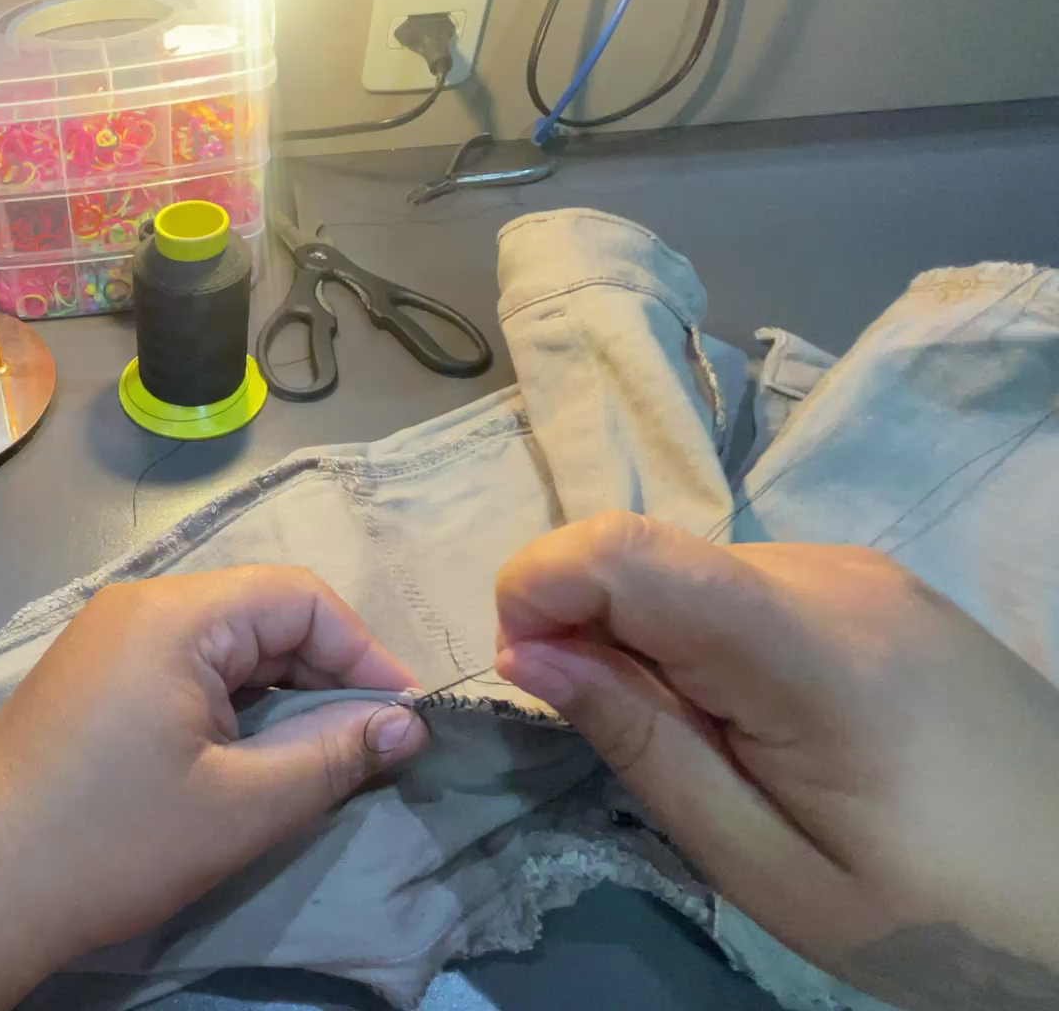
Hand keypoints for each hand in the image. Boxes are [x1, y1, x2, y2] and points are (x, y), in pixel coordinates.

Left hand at [0, 566, 429, 983]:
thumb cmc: (110, 841)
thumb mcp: (240, 804)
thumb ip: (334, 752)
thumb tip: (408, 722)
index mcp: (172, 612)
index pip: (296, 596)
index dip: (361, 649)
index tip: (404, 716)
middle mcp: (137, 603)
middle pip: (258, 610)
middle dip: (322, 669)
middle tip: (366, 739)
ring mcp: (107, 633)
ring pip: (222, 637)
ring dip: (277, 684)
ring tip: (315, 746)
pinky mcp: (92, 669)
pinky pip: (181, 659)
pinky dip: (229, 693)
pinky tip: (244, 742)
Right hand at [493, 513, 1058, 1010]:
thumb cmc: (942, 915)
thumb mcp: (761, 860)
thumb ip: (637, 740)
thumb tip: (523, 651)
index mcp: (810, 647)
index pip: (620, 550)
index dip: (535, 587)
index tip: (529, 669)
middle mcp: (825, 573)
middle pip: (633, 557)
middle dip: (578, 626)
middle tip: (614, 723)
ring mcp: (848, 568)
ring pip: (668, 567)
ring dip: (630, 633)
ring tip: (692, 726)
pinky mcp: (856, 580)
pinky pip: (715, 580)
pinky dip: (679, 628)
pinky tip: (734, 700)